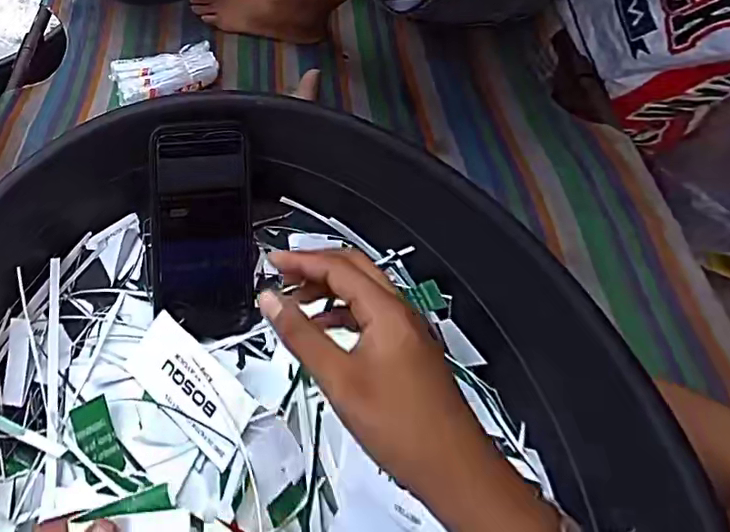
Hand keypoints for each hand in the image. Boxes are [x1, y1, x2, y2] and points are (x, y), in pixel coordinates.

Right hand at [258, 250, 558, 531]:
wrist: (455, 470)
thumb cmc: (410, 432)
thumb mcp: (340, 382)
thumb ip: (301, 336)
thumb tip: (274, 303)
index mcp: (387, 312)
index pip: (337, 266)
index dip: (301, 260)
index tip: (276, 261)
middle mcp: (401, 312)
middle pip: (353, 267)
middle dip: (315, 265)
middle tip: (284, 271)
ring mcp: (408, 328)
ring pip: (362, 289)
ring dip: (328, 287)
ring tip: (297, 300)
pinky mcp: (409, 346)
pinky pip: (371, 311)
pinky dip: (343, 309)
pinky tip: (325, 329)